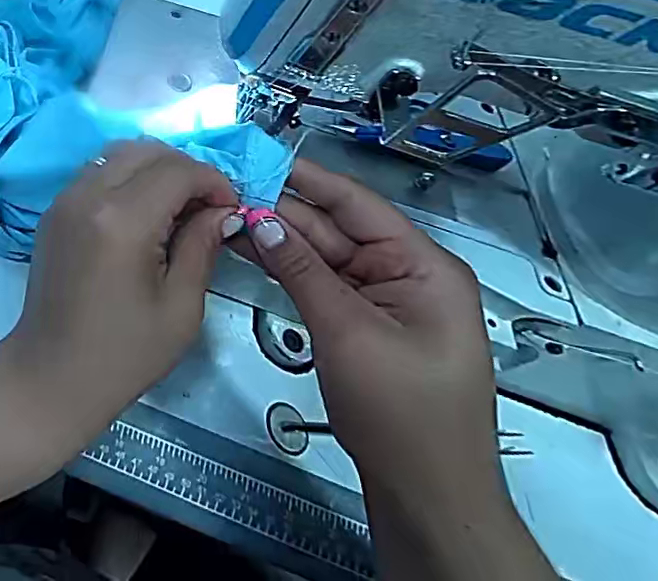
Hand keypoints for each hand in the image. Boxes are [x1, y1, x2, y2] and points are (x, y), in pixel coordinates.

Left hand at [0, 140, 238, 440]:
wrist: (50, 376)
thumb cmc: (122, 354)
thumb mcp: (180, 308)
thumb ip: (202, 246)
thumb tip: (221, 211)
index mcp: (122, 221)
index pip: (177, 170)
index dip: (213, 181)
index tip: (230, 209)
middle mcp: (89, 195)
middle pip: (149, 150)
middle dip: (187, 169)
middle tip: (207, 205)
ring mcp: (66, 197)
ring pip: (121, 151)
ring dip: (156, 167)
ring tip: (177, 205)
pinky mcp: (55, 208)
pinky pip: (99, 169)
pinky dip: (129, 175)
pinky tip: (144, 211)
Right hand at [239, 158, 499, 498]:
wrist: (427, 499)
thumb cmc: (402, 414)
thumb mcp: (348, 333)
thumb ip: (302, 270)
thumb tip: (261, 220)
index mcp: (422, 264)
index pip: (355, 204)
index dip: (306, 179)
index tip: (261, 158)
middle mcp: (405, 272)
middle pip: (335, 228)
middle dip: (283, 211)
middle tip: (230, 189)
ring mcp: (383, 298)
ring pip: (323, 255)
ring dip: (279, 238)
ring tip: (230, 214)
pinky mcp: (364, 322)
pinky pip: (322, 283)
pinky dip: (289, 269)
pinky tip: (252, 249)